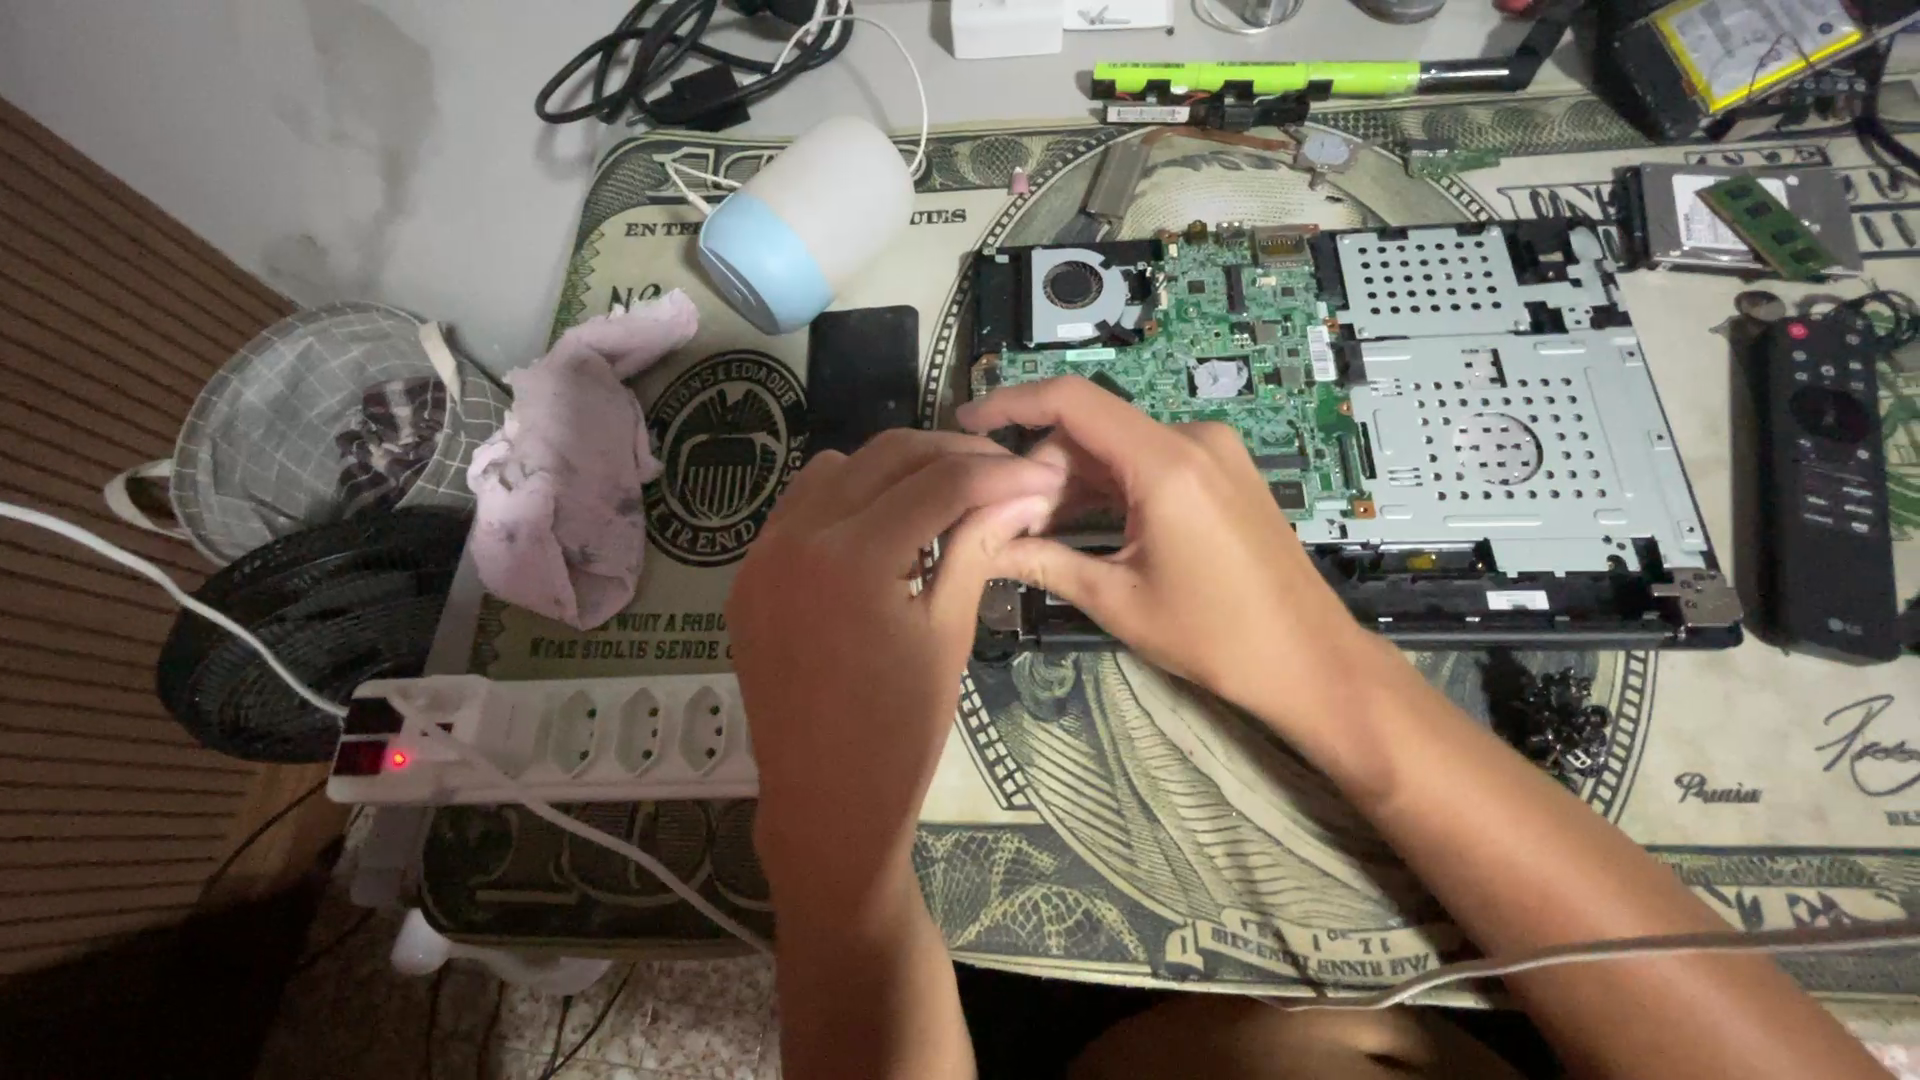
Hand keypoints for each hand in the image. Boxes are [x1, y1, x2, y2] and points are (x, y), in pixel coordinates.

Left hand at [727, 430, 1063, 902]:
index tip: (1040, 475)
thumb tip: (1021, 493)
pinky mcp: (750, 574)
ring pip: (838, 468)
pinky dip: (848, 497)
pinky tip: (883, 527)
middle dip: (954, 457)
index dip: (1000, 473)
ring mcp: (762, 554)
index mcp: (852, 559)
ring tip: (944, 498)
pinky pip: (800, 505)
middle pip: (888, 456)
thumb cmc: (900, 732)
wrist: (825, 801)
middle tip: (1003, 475)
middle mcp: (796, 538)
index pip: (940, 483)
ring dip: (897, 470)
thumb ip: (977, 548)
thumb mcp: (949, 634)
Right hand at [956, 375, 1388, 735]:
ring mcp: (1213, 452)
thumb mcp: (1117, 602)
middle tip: (1005, 520)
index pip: (1072, 401)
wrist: (1309, 660)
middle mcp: (1193, 440)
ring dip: (1071, 484)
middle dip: (1039, 470)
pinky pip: (1146, 463)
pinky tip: (1078, 524)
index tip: (968, 424)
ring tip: (1034, 531)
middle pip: (1091, 430)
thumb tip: (982, 544)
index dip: (1011, 403)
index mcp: (1166, 464)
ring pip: (1116, 448)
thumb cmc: (1217, 637)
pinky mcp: (1221, 471)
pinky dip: (1107, 489)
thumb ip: (1043, 562)